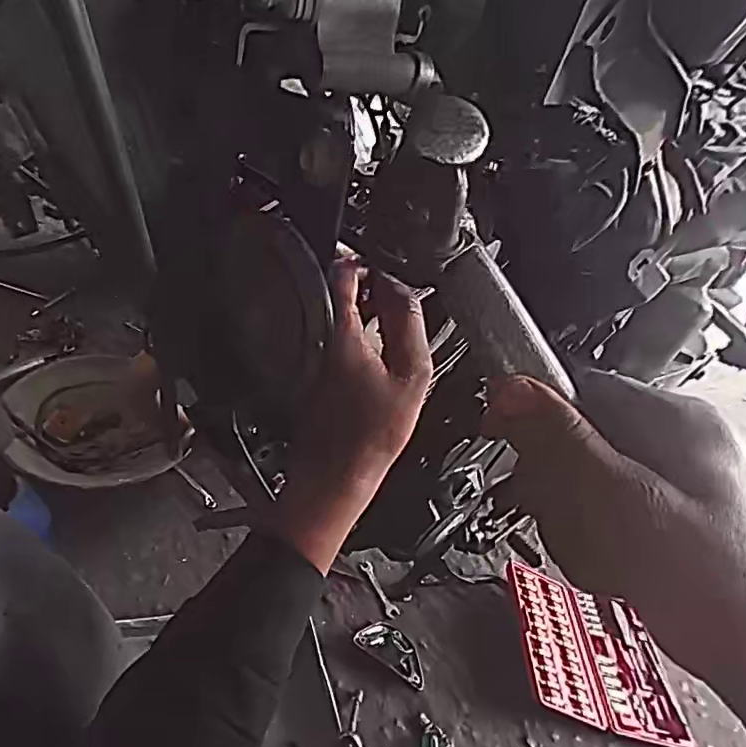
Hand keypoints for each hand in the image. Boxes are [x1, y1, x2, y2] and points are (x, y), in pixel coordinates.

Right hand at [271, 257, 430, 572]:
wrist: (327, 484)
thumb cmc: (344, 436)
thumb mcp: (342, 357)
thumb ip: (345, 308)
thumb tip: (346, 270)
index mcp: (418, 363)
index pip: (407, 299)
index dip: (379, 273)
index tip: (352, 262)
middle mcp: (411, 377)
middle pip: (396, 318)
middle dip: (368, 294)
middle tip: (339, 280)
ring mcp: (390, 392)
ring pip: (379, 339)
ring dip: (358, 317)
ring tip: (333, 306)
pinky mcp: (369, 405)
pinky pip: (365, 360)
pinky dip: (350, 342)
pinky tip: (330, 342)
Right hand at [480, 370, 745, 711]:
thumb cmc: (729, 589)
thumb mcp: (623, 502)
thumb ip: (561, 442)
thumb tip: (512, 389)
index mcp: (674, 420)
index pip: (573, 389)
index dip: (532, 424)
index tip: (512, 457)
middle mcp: (677, 446)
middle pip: (573, 444)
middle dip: (558, 490)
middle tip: (577, 524)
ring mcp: (675, 489)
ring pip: (583, 489)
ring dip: (576, 527)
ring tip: (605, 560)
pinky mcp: (670, 527)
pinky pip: (605, 523)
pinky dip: (598, 550)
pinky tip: (619, 574)